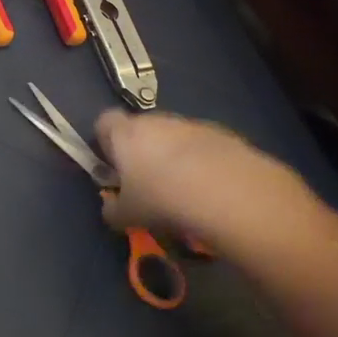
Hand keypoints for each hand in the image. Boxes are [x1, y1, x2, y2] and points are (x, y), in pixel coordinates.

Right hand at [93, 110, 309, 245]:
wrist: (232, 194)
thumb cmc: (163, 199)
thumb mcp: (127, 215)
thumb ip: (112, 209)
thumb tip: (111, 208)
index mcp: (125, 133)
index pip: (104, 122)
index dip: (106, 141)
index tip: (113, 166)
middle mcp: (156, 121)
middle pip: (142, 128)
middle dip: (142, 151)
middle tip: (148, 183)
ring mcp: (193, 126)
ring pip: (175, 137)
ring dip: (175, 156)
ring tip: (185, 190)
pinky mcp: (226, 136)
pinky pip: (205, 147)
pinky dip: (204, 163)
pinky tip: (213, 190)